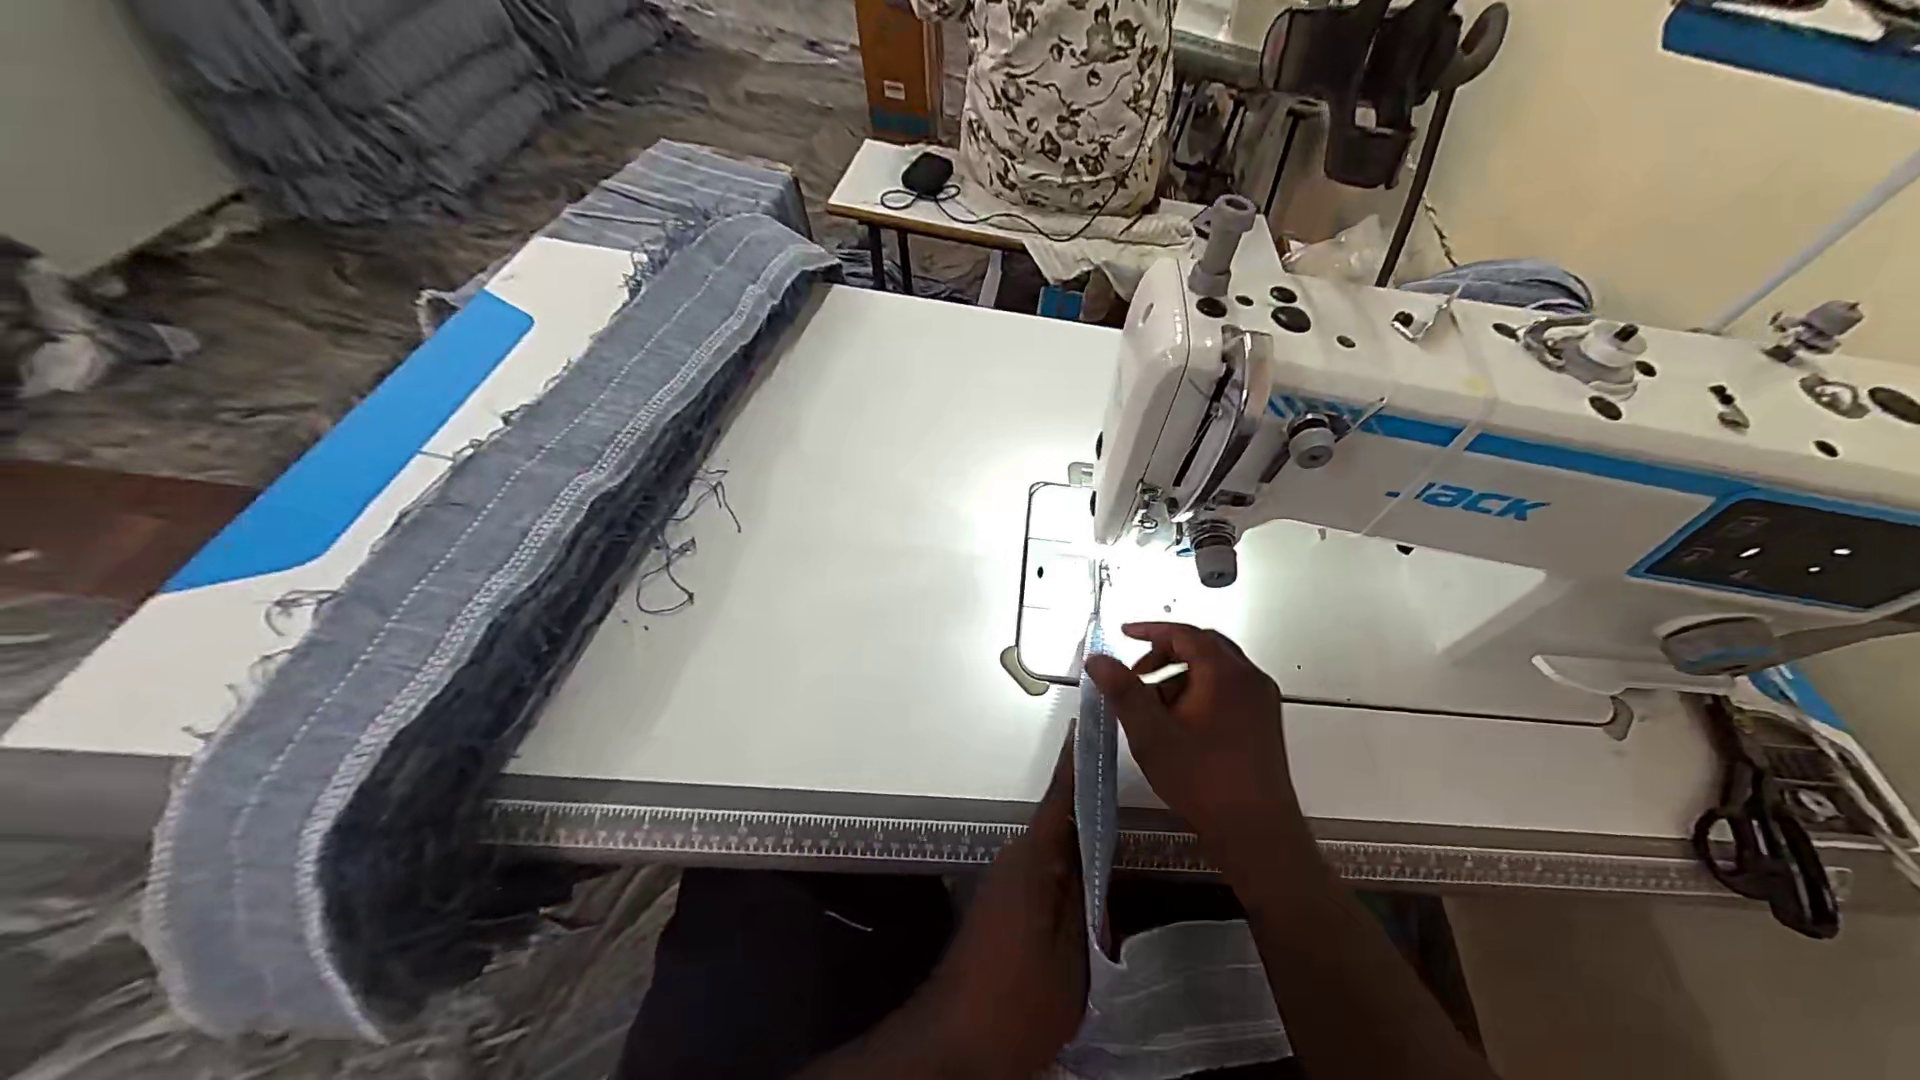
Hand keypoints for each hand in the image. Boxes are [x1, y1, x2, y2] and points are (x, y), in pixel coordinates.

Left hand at [909, 742, 1087, 1076]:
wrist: (956, 1041)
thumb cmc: (1019, 999)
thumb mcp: (1072, 956)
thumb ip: (1087, 901)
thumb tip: (1096, 858)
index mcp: (1033, 862)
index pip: (1060, 800)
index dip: (1075, 763)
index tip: (1085, 727)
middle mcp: (1015, 861)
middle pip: (1059, 825)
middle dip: (1090, 812)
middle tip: (1125, 796)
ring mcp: (1004, 883)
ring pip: (1052, 854)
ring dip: (1079, 848)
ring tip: (1117, 848)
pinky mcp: (1000, 906)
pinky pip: (1041, 874)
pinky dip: (1066, 873)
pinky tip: (1088, 893)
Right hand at [1085, 622, 1306, 873]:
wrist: (1255, 832)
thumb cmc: (1204, 781)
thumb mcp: (1151, 733)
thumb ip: (1122, 691)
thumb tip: (1098, 661)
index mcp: (1224, 674)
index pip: (1184, 633)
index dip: (1150, 630)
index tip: (1125, 633)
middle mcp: (1249, 680)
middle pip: (1202, 646)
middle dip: (1164, 654)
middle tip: (1136, 674)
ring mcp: (1261, 701)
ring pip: (1215, 669)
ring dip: (1180, 675)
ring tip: (1153, 706)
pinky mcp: (1263, 723)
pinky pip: (1227, 689)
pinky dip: (1199, 691)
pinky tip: (1179, 723)